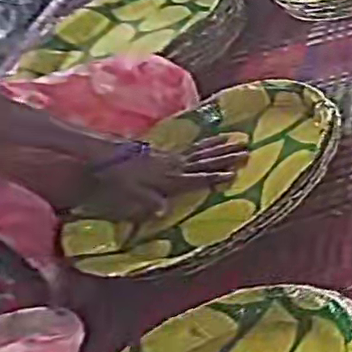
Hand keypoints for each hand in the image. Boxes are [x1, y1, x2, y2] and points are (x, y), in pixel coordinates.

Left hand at [87, 135, 248, 218]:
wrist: (102, 158)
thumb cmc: (116, 180)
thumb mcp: (127, 195)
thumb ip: (147, 203)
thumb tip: (162, 213)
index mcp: (171, 180)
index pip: (197, 179)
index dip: (215, 177)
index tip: (234, 174)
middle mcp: (178, 167)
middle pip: (207, 162)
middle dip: (228, 157)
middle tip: (248, 152)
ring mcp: (176, 158)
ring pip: (205, 152)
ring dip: (224, 147)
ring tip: (242, 141)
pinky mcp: (171, 152)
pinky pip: (196, 146)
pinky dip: (210, 142)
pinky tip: (220, 138)